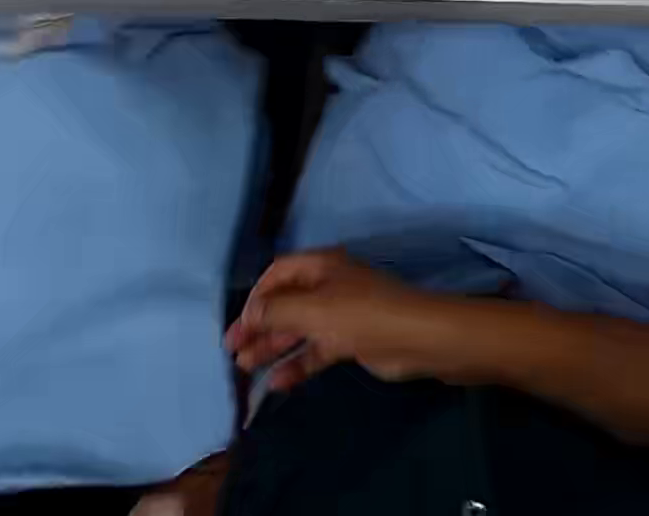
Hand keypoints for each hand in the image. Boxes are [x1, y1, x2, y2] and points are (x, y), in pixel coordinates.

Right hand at [225, 251, 474, 390]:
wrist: (415, 337)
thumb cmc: (361, 314)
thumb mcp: (314, 309)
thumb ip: (278, 310)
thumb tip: (251, 312)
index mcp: (321, 266)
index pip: (279, 273)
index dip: (257, 295)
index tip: (240, 324)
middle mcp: (327, 285)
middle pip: (285, 303)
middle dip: (259, 324)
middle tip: (233, 350)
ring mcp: (339, 314)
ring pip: (298, 328)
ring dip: (273, 346)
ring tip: (245, 368)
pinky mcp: (349, 340)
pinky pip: (315, 350)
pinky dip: (296, 364)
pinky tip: (276, 383)